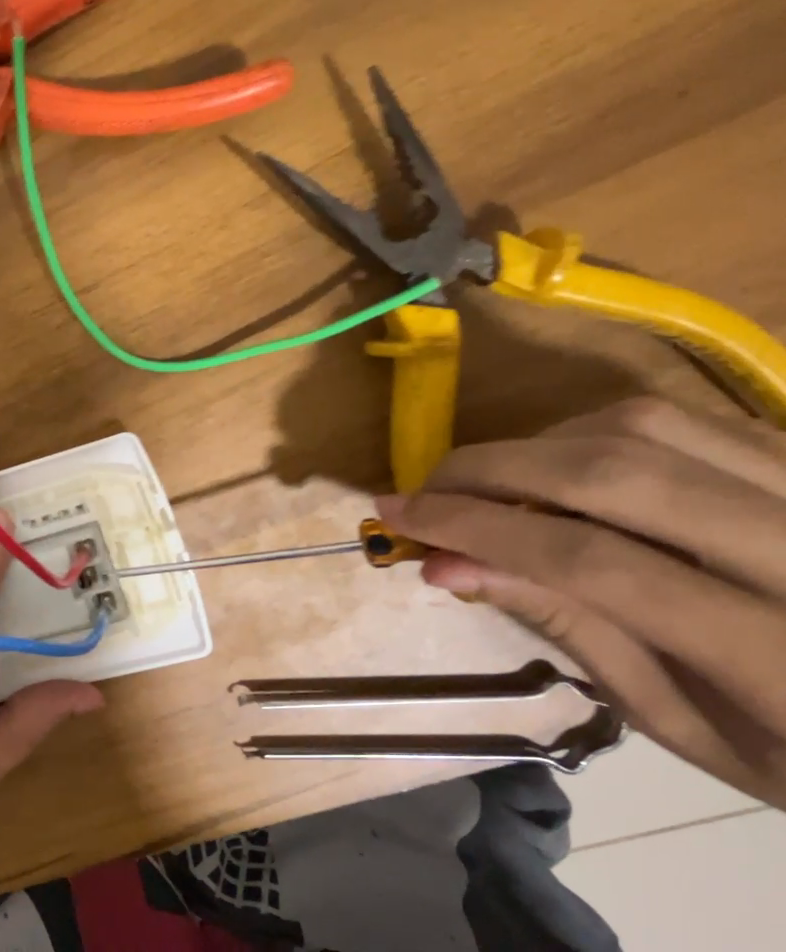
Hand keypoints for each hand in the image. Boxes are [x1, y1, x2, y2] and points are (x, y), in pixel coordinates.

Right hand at [380, 397, 785, 808]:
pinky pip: (691, 419)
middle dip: (490, 472)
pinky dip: (599, 433)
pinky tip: (565, 468)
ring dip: (539, 445)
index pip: (595, 565)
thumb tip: (447, 565)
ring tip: (491, 482)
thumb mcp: (687, 725)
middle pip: (615, 473)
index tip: (397, 519)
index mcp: (781, 654)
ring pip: (649, 426)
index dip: (480, 532)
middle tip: (424, 489)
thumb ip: (574, 632)